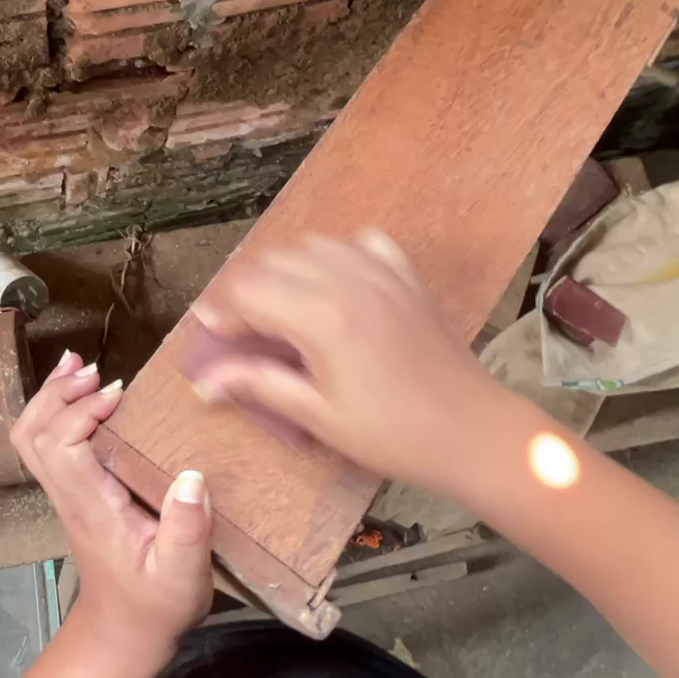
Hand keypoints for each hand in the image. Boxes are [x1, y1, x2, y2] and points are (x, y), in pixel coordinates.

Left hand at [11, 351, 213, 659]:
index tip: (118, 396)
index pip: (60, 445)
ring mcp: (65, 493)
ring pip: (31, 436)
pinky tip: (82, 393)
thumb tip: (192, 477)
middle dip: (57, 394)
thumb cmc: (155, 606)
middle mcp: (68, 494)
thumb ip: (187, 531)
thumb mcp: (183, 577)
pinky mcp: (73, 492)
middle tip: (94, 369)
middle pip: (33, 433)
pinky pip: (47, 443)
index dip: (79, 411)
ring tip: (80, 365)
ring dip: (50, 397)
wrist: (123, 634)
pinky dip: (56, 411)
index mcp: (90, 506)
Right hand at [188, 231, 503, 490]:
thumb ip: (258, 385)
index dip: (222, 312)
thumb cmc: (393, 434)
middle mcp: (347, 279)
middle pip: (273, 262)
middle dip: (247, 290)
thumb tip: (203, 382)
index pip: (249, 291)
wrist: (474, 432)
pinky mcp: (405, 277)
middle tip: (242, 330)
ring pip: (311, 245)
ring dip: (285, 269)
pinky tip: (332, 283)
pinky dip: (335, 255)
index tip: (213, 335)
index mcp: (321, 315)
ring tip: (280, 307)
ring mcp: (381, 272)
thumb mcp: (318, 415)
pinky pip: (359, 243)